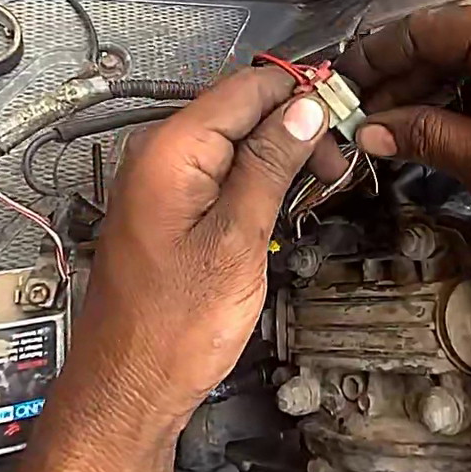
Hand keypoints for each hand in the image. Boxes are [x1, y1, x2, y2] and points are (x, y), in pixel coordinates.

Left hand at [67, 67, 328, 430]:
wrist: (130, 384)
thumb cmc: (173, 328)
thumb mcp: (237, 239)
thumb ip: (270, 164)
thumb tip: (303, 110)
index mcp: (169, 151)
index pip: (244, 87)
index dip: (297, 91)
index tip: (341, 108)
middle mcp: (156, 152)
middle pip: (237, 107)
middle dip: (291, 121)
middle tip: (335, 158)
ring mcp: (160, 177)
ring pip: (231, 137)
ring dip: (276, 148)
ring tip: (316, 178)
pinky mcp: (168, 202)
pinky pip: (217, 166)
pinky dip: (253, 171)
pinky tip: (279, 190)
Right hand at [337, 0, 470, 318]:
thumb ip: (432, 139)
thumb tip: (371, 126)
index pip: (430, 28)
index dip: (377, 57)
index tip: (339, 85)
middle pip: (456, 41)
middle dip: (405, 80)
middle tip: (362, 122)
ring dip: (440, 96)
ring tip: (397, 135)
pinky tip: (452, 137)